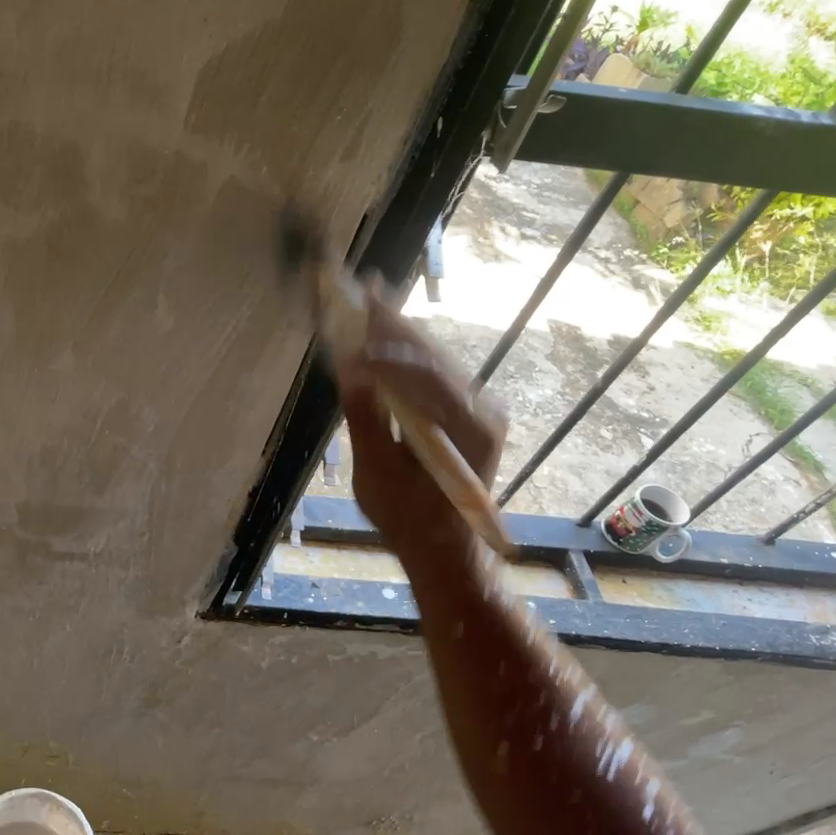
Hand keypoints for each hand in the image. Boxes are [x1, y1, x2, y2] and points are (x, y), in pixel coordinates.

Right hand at [337, 279, 506, 553]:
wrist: (444, 547)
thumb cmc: (408, 519)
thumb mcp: (378, 475)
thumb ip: (367, 421)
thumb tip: (351, 371)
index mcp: (469, 427)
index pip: (425, 372)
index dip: (387, 346)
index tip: (354, 321)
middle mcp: (484, 408)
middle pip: (433, 355)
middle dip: (393, 323)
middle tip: (363, 287)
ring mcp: (480, 408)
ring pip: (435, 359)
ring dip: (399, 332)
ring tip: (370, 300)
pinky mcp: (469, 411)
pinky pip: (436, 373)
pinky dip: (406, 353)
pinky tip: (384, 335)